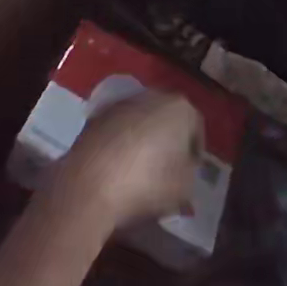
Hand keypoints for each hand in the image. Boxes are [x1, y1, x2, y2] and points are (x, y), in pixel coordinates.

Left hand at [52, 92, 204, 226]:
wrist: (89, 183)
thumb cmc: (146, 183)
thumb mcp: (183, 189)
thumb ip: (190, 175)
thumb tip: (183, 171)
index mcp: (180, 107)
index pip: (196, 127)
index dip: (195, 152)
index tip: (189, 173)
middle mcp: (153, 95)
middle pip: (168, 118)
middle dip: (169, 141)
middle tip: (167, 170)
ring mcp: (122, 103)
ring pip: (142, 120)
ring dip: (144, 140)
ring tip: (140, 170)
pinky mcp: (97, 114)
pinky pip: (118, 128)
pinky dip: (121, 142)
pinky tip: (117, 167)